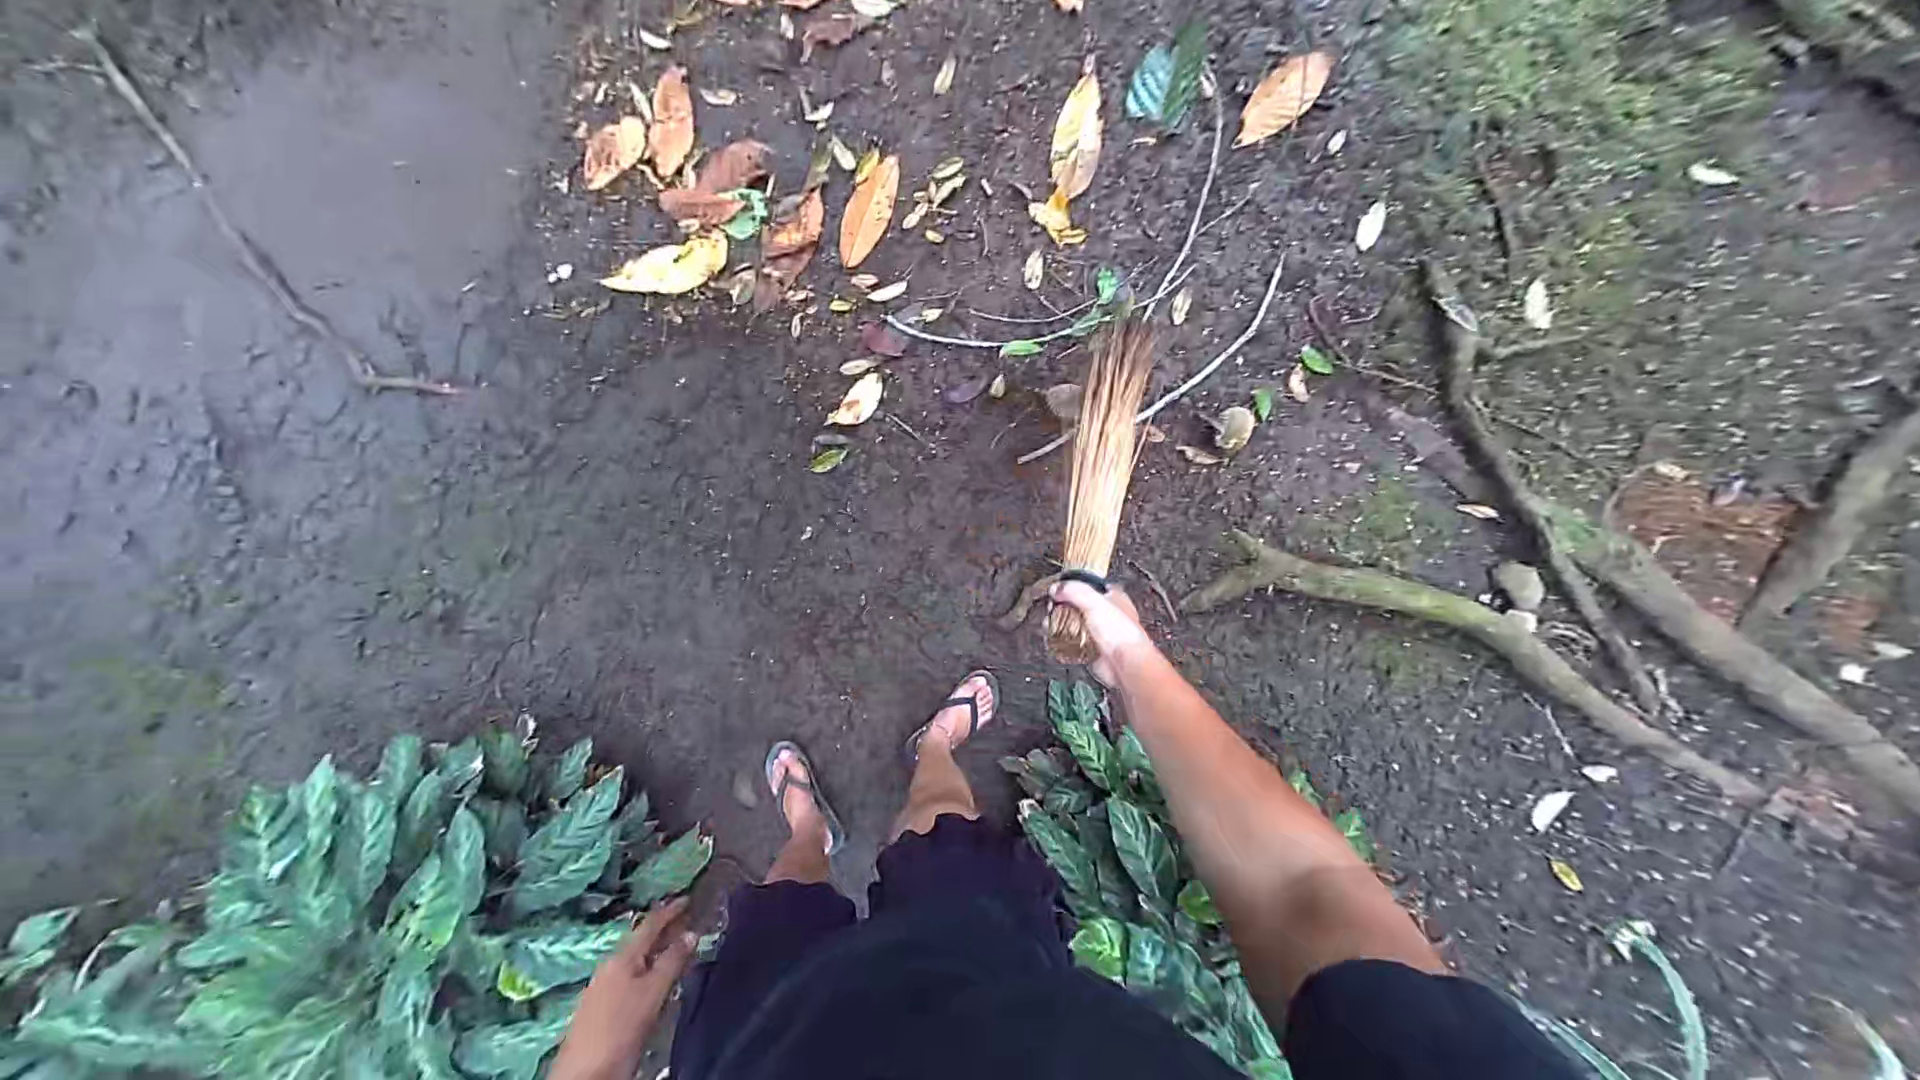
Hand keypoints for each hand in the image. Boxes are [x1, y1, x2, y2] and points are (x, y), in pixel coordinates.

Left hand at [550, 897, 699, 1079]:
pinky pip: (630, 977)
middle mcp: (610, 967)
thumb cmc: (621, 1028)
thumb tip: (691, 933)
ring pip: (636, 960)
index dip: (670, 910)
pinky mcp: (599, 1009)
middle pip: (642, 941)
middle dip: (666, 931)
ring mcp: (601, 988)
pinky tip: (657, 981)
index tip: (689, 898)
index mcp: (622, 958)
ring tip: (679, 950)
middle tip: (689, 922)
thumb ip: (673, 961)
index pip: (650, 924)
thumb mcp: (653, 993)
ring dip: (658, 952)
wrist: (582, 1078)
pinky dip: (649, 970)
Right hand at [1049, 580, 1154, 685]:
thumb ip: (1074, 590)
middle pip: (1080, 606)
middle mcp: (1108, 615)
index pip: (1091, 586)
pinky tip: (1059, 639)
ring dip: (1062, 625)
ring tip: (1051, 624)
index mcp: (1114, 598)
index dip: (1075, 585)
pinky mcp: (1093, 649)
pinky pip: (1074, 642)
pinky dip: (1065, 641)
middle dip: (1064, 607)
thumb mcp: (1094, 601)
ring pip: (1075, 625)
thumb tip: (1057, 588)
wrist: (1124, 664)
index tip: (1061, 589)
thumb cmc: (1120, 633)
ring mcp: (1100, 633)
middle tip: (1053, 608)